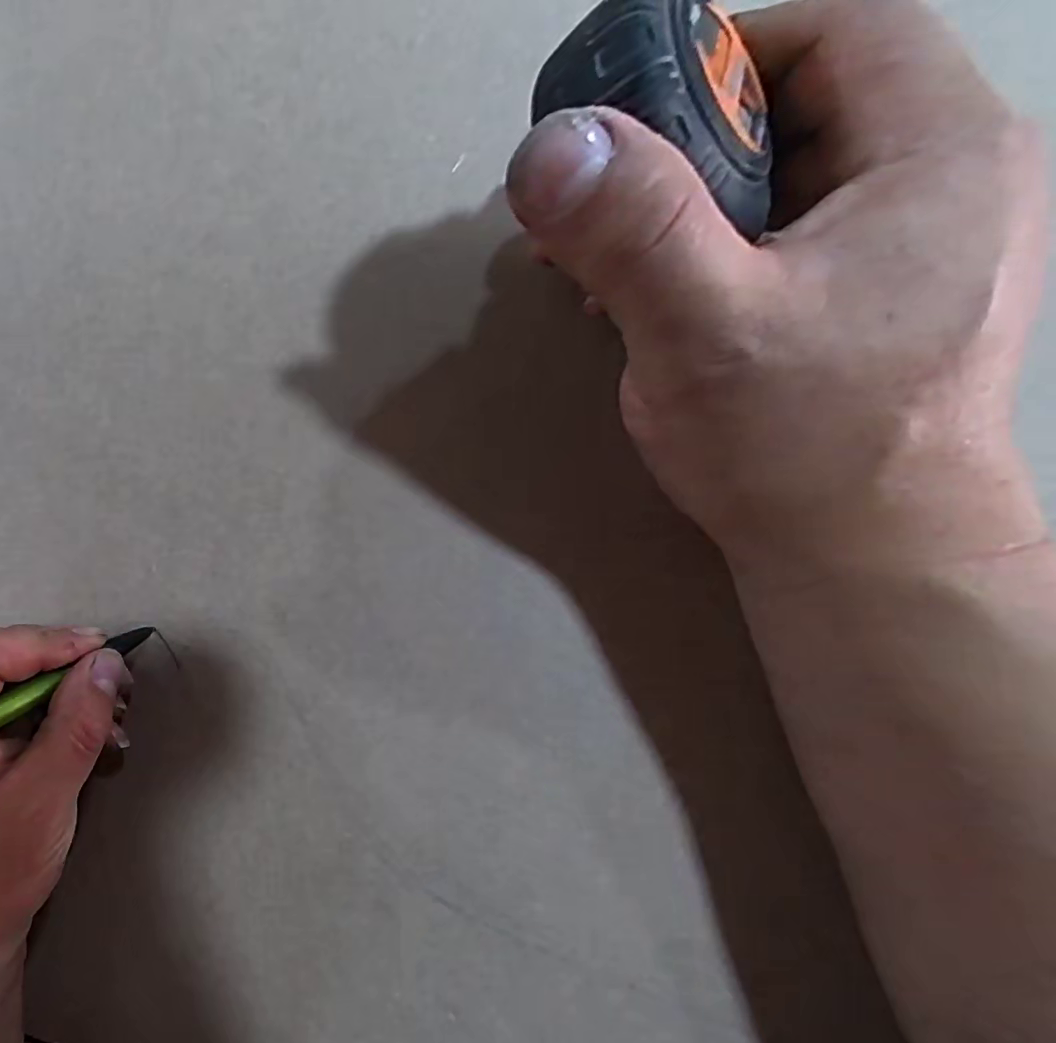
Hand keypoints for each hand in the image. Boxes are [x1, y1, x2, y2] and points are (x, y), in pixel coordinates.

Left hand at [0, 624, 130, 964]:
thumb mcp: (42, 805)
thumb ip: (74, 728)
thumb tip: (106, 662)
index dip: (45, 644)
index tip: (102, 650)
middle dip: (56, 666)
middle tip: (112, 682)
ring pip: (0, 682)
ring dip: (56, 689)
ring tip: (106, 711)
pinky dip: (44, 711)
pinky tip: (79, 727)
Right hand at [505, 0, 1048, 581]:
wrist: (856, 548)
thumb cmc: (798, 437)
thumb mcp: (703, 325)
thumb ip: (633, 230)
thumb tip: (550, 144)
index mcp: (935, 155)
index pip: (840, 35)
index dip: (725, 50)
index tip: (621, 109)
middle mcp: (935, 182)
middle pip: (797, 108)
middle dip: (676, 146)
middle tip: (588, 202)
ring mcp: (894, 246)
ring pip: (771, 180)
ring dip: (670, 206)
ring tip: (595, 261)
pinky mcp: (849, 298)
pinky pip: (763, 237)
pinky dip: (688, 249)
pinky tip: (634, 297)